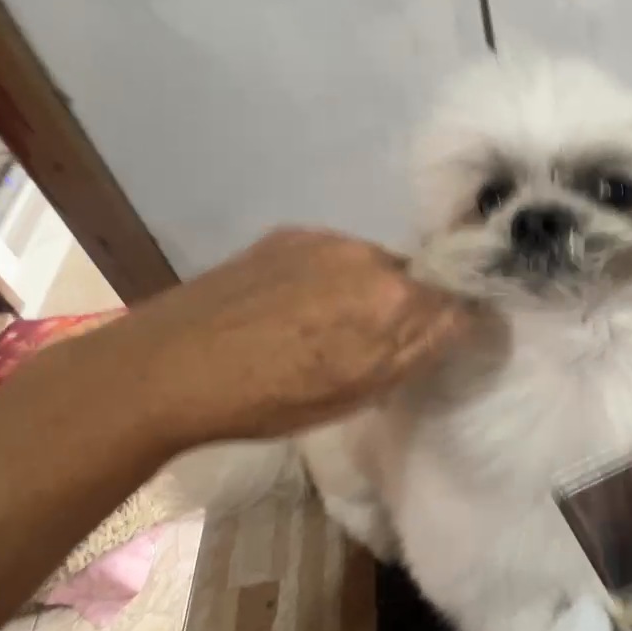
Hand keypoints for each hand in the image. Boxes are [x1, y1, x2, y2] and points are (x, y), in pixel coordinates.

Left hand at [86, 229, 470, 447]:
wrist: (167, 367)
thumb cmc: (273, 397)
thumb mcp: (362, 390)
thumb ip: (423, 349)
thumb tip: (464, 319)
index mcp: (396, 298)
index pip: (460, 301)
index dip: (456, 324)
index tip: (441, 345)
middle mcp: (370, 256)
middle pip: (417, 279)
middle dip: (409, 307)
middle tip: (374, 346)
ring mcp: (325, 239)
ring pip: (373, 266)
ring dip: (368, 292)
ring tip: (325, 328)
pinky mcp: (287, 234)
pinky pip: (333, 255)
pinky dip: (330, 278)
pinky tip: (294, 308)